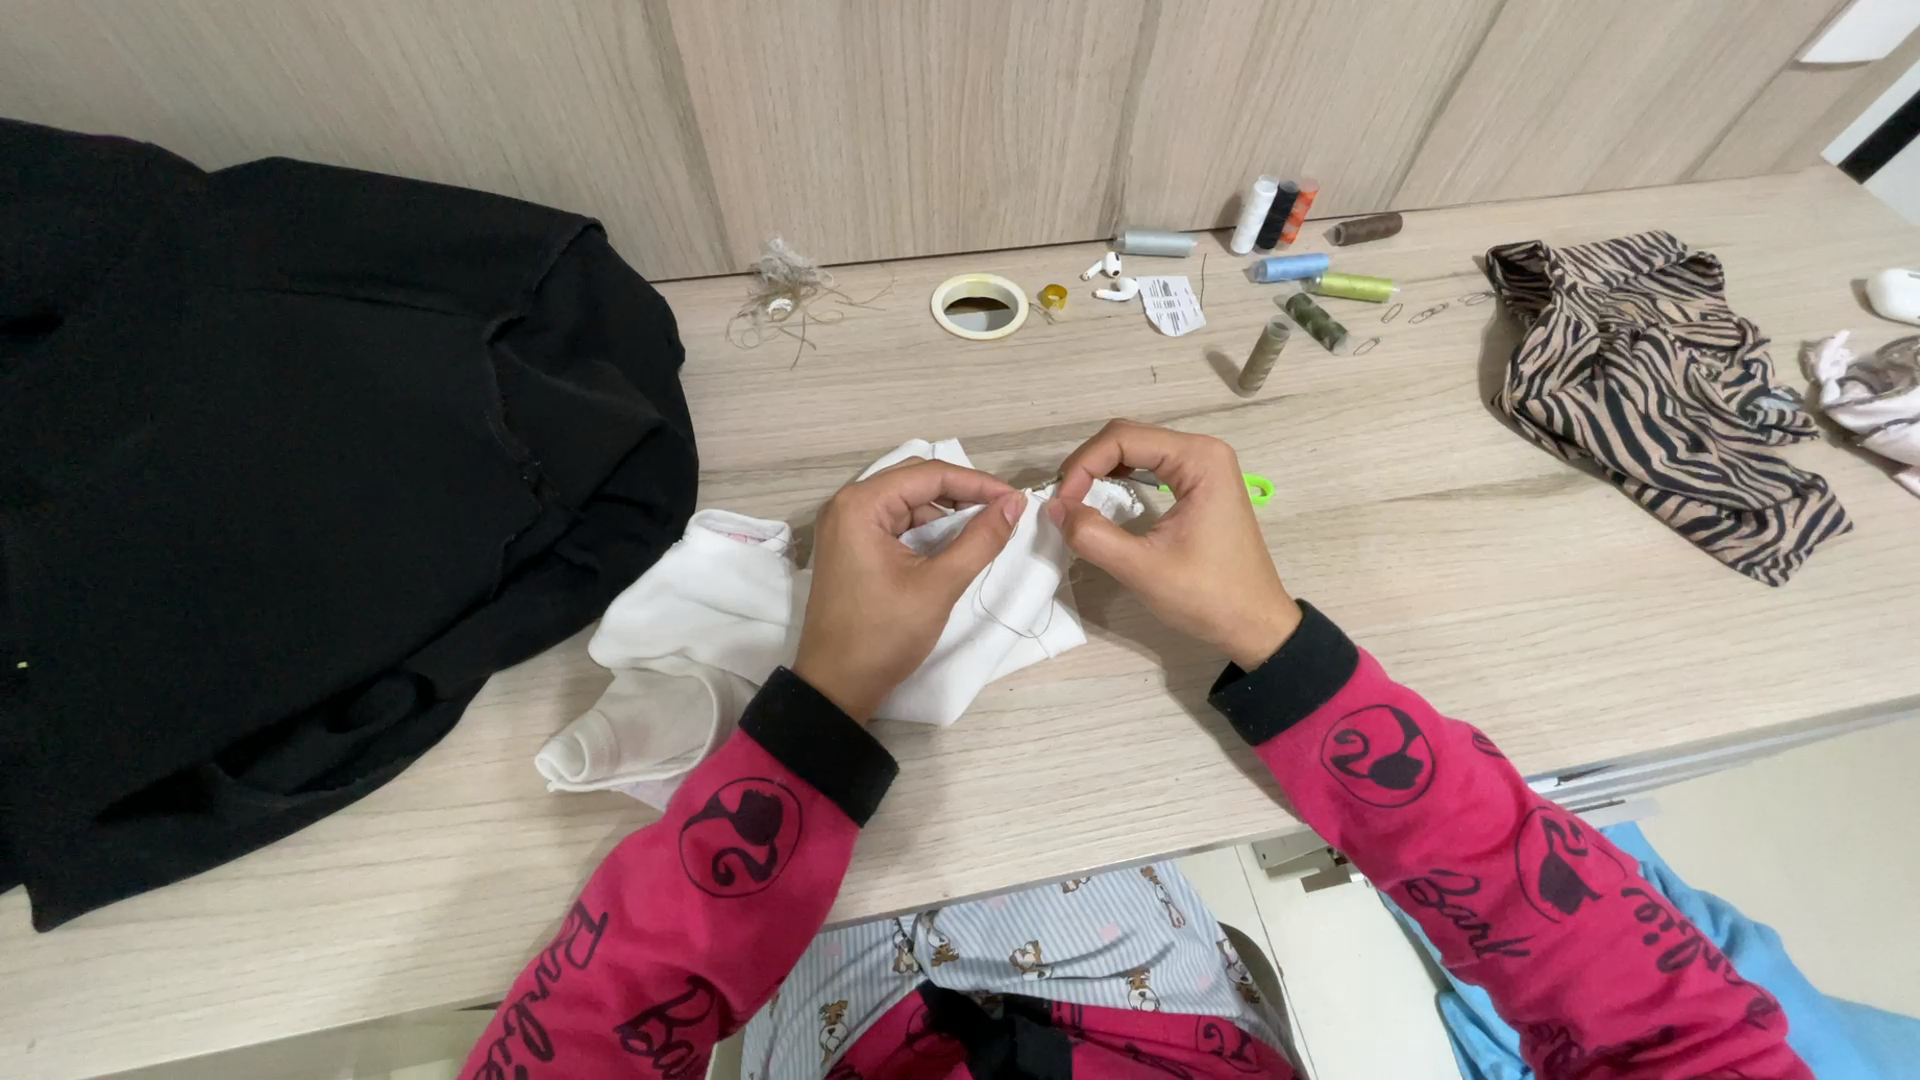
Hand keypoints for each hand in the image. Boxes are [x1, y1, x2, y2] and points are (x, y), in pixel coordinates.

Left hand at [794, 460, 1024, 722]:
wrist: (836, 686)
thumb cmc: (884, 635)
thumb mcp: (939, 585)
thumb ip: (980, 539)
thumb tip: (1014, 504)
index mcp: (860, 505)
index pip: (929, 474)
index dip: (978, 483)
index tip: (1016, 500)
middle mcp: (846, 505)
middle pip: (915, 480)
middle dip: (962, 493)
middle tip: (1002, 511)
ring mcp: (844, 526)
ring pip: (906, 502)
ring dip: (944, 513)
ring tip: (982, 530)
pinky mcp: (849, 547)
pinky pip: (894, 523)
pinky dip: (925, 530)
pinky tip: (952, 545)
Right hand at [1047, 419, 1300, 669]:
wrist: (1254, 622)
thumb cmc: (1207, 596)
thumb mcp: (1142, 569)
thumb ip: (1093, 536)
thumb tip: (1055, 508)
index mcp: (1198, 459)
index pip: (1122, 438)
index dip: (1083, 466)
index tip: (1063, 505)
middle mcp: (1202, 451)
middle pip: (1127, 437)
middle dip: (1088, 465)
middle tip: (1065, 504)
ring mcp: (1202, 465)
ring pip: (1135, 448)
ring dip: (1100, 470)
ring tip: (1077, 503)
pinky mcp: (1198, 483)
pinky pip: (1149, 466)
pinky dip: (1119, 478)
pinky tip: (1103, 501)